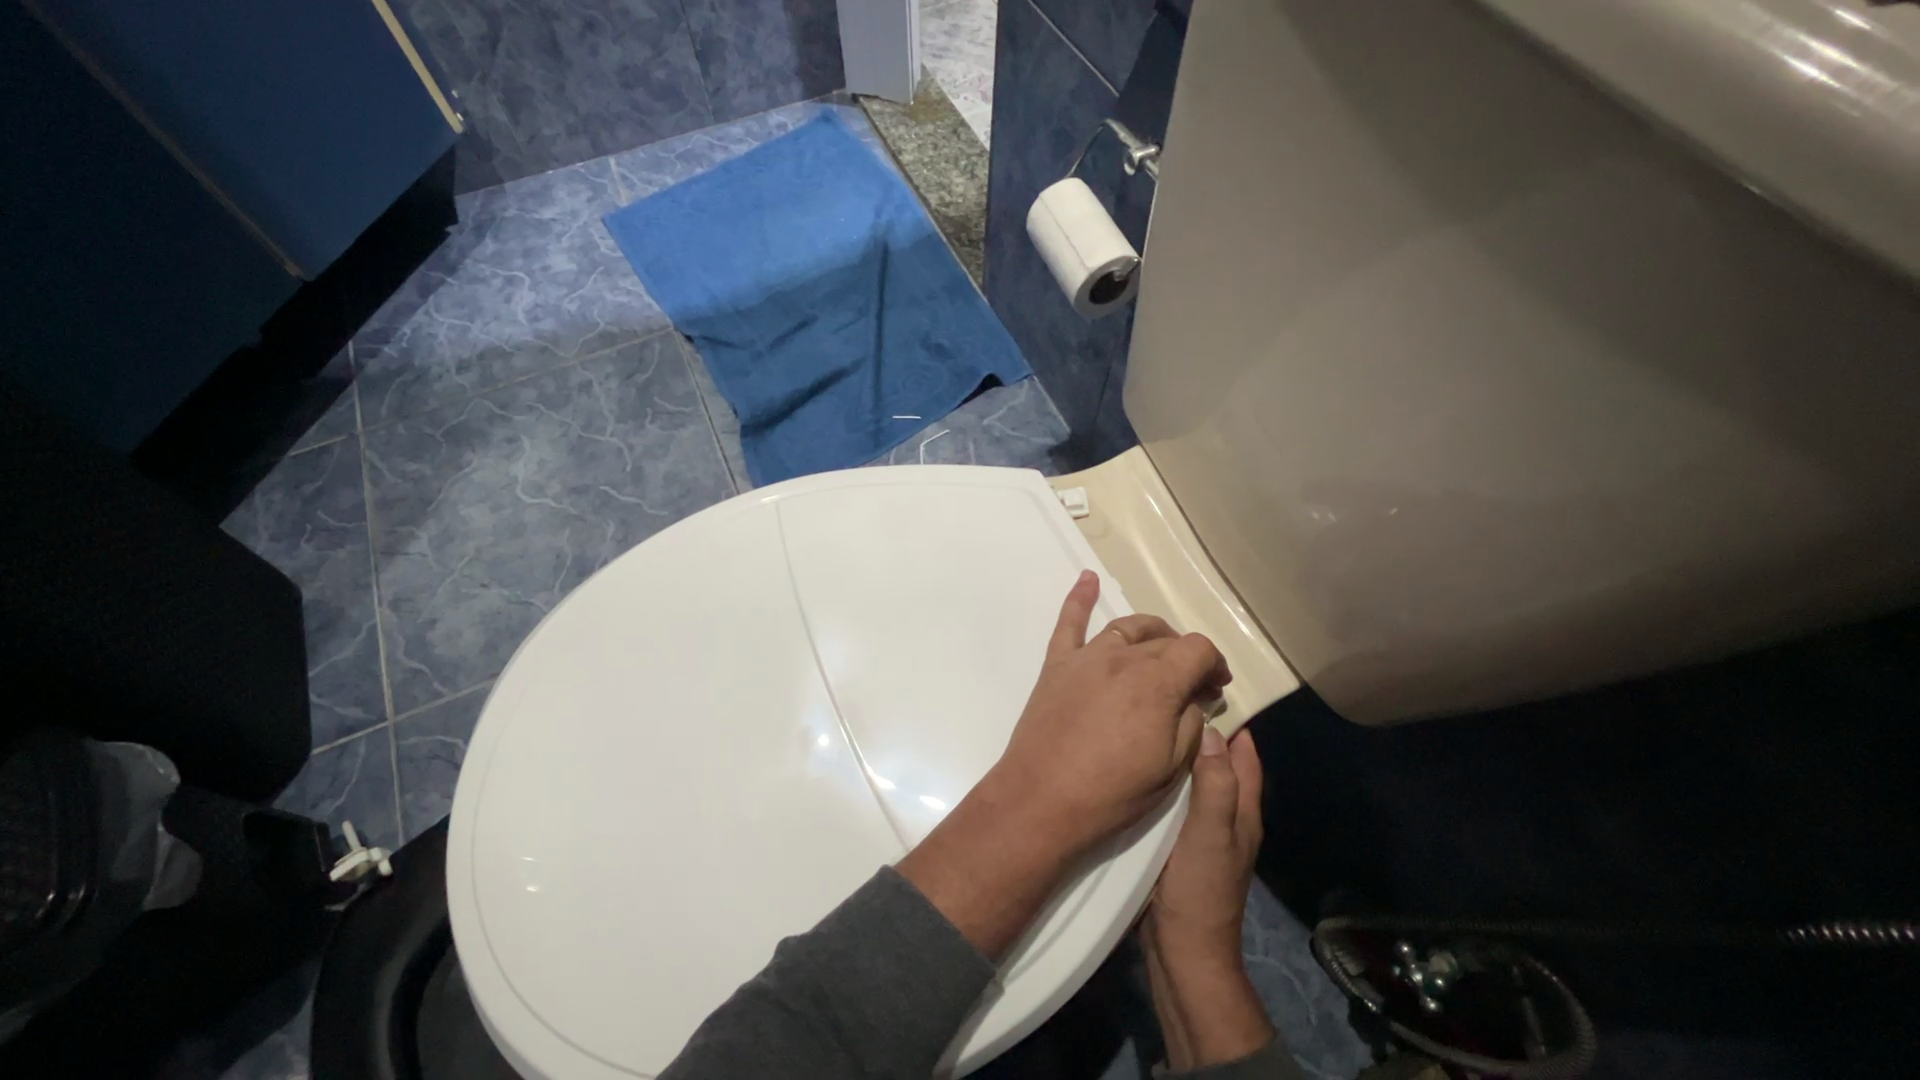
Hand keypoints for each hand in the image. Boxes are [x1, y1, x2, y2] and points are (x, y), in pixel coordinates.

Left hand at [897, 571, 1229, 958]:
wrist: (1042, 799)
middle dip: (1187, 659)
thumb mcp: (1171, 766)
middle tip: (1194, 688)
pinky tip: (1087, 578)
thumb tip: (1193, 700)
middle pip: (1165, 641)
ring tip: (1162, 648)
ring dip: (1152, 634)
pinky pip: (1068, 623)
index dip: (1214, 665)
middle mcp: (1123, 657)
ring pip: (1127, 628)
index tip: (1217, 688)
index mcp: (1158, 681)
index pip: (1198, 650)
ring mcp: (1086, 658)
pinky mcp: (1056, 666)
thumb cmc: (1113, 791)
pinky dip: (1079, 598)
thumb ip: (1190, 723)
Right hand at [1141, 728, 1275, 1071]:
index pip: (1243, 751)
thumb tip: (1212, 728)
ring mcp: (1200, 831)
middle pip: (1217, 762)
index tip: (1199, 683)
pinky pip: (1171, 801)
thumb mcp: (1210, 831)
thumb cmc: (1200, 888)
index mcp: (1242, 808)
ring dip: (1176, 755)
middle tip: (1162, 697)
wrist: (1183, 950)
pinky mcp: (1175, 844)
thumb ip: (1215, 783)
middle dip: (1199, 731)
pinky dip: (1160, 781)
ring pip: (1192, 780)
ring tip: (1144, 724)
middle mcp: (1226, 815)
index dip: (1230, 718)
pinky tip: (1135, 770)